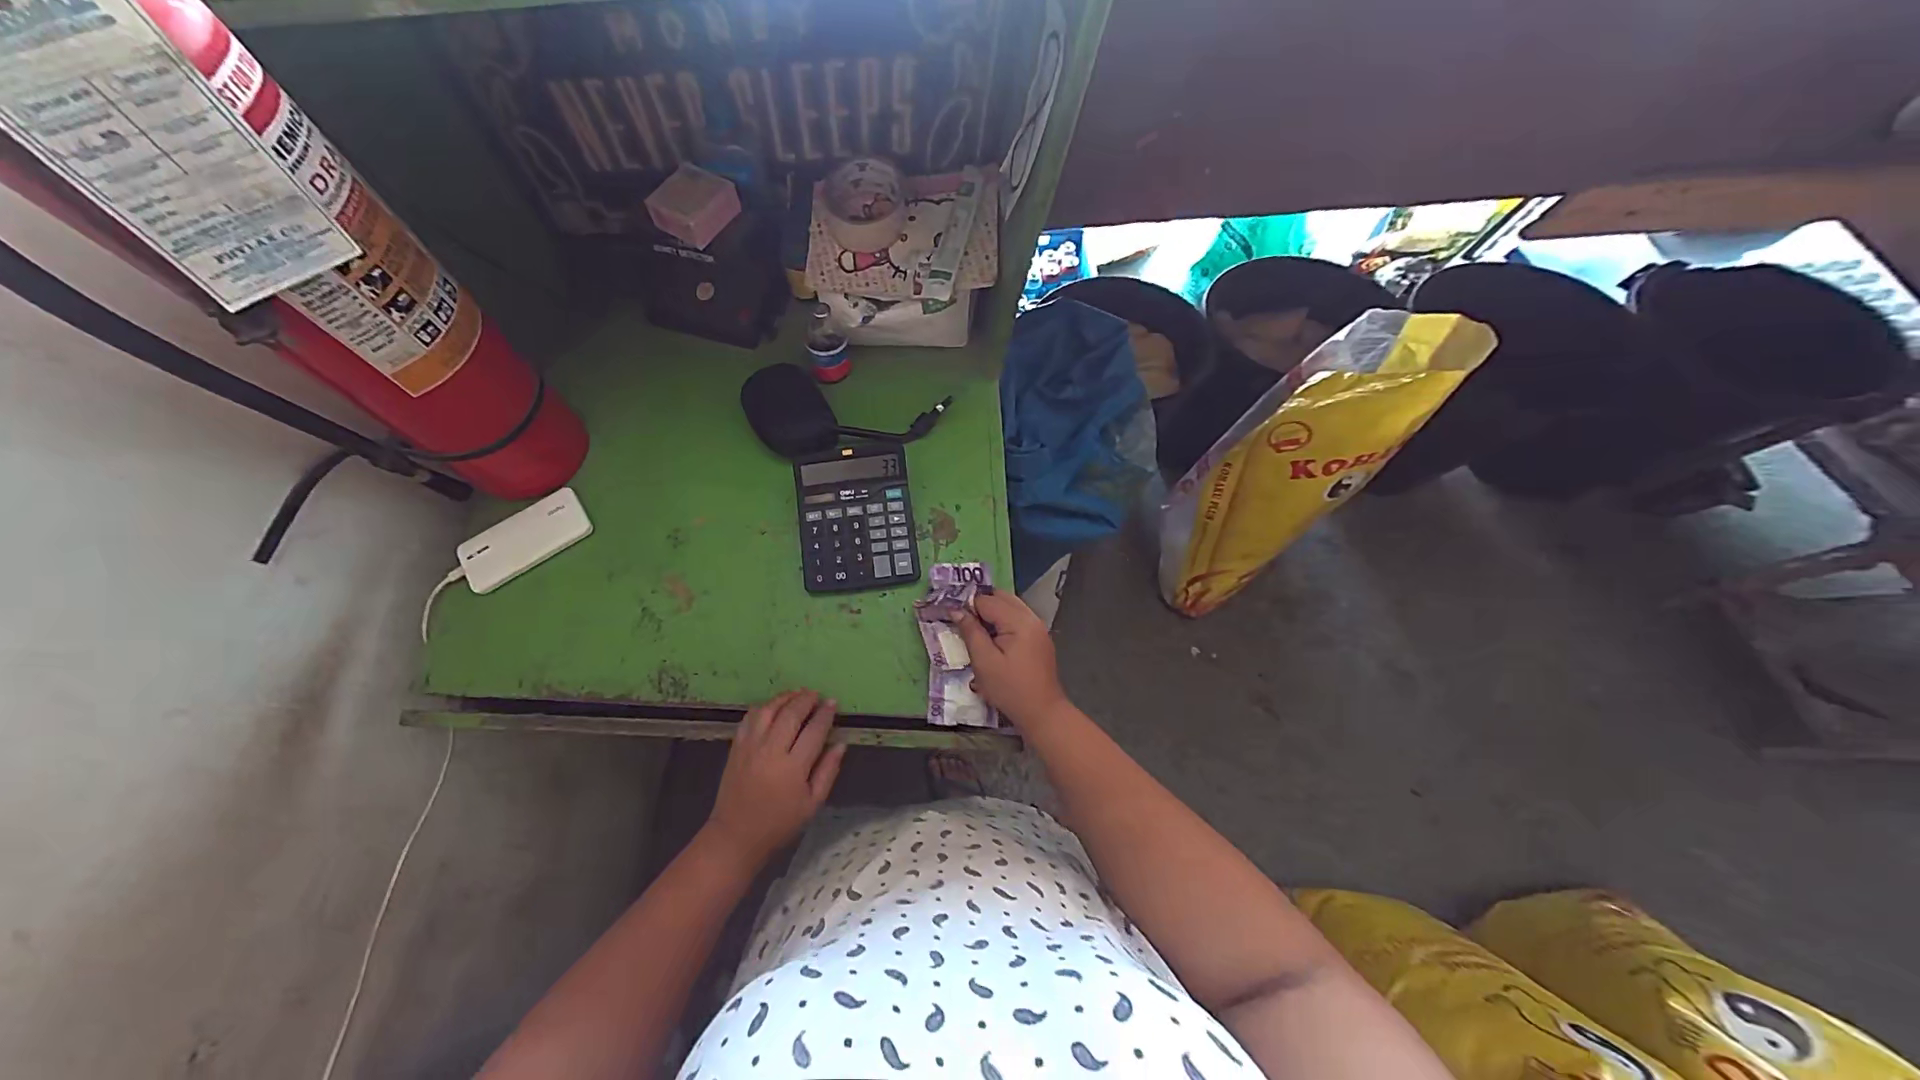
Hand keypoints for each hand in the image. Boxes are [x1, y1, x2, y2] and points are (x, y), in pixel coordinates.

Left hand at [704, 690, 847, 865]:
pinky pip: (750, 718)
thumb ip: (828, 771)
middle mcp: (771, 751)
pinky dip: (763, 707)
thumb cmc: (779, 823)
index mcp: (793, 767)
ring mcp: (751, 747)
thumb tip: (840, 744)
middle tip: (816, 694)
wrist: (736, 835)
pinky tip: (773, 706)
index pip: (814, 731)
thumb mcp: (812, 804)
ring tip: (797, 693)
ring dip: (784, 698)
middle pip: (791, 715)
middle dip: (806, 700)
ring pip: (768, 711)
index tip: (832, 703)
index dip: (825, 714)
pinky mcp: (736, 747)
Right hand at [950, 589, 1072, 727]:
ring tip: (976, 632)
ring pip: (1010, 606)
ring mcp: (1038, 627)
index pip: (987, 600)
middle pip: (1001, 597)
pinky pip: (1018, 618)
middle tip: (963, 623)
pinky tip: (993, 639)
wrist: (1042, 712)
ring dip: (992, 612)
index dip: (968, 607)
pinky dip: (1003, 621)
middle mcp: (1032, 618)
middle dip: (981, 605)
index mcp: (1019, 621)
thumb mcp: (984, 662)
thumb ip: (971, 632)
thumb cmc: (1010, 689)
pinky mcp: (1039, 638)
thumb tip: (957, 610)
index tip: (953, 618)